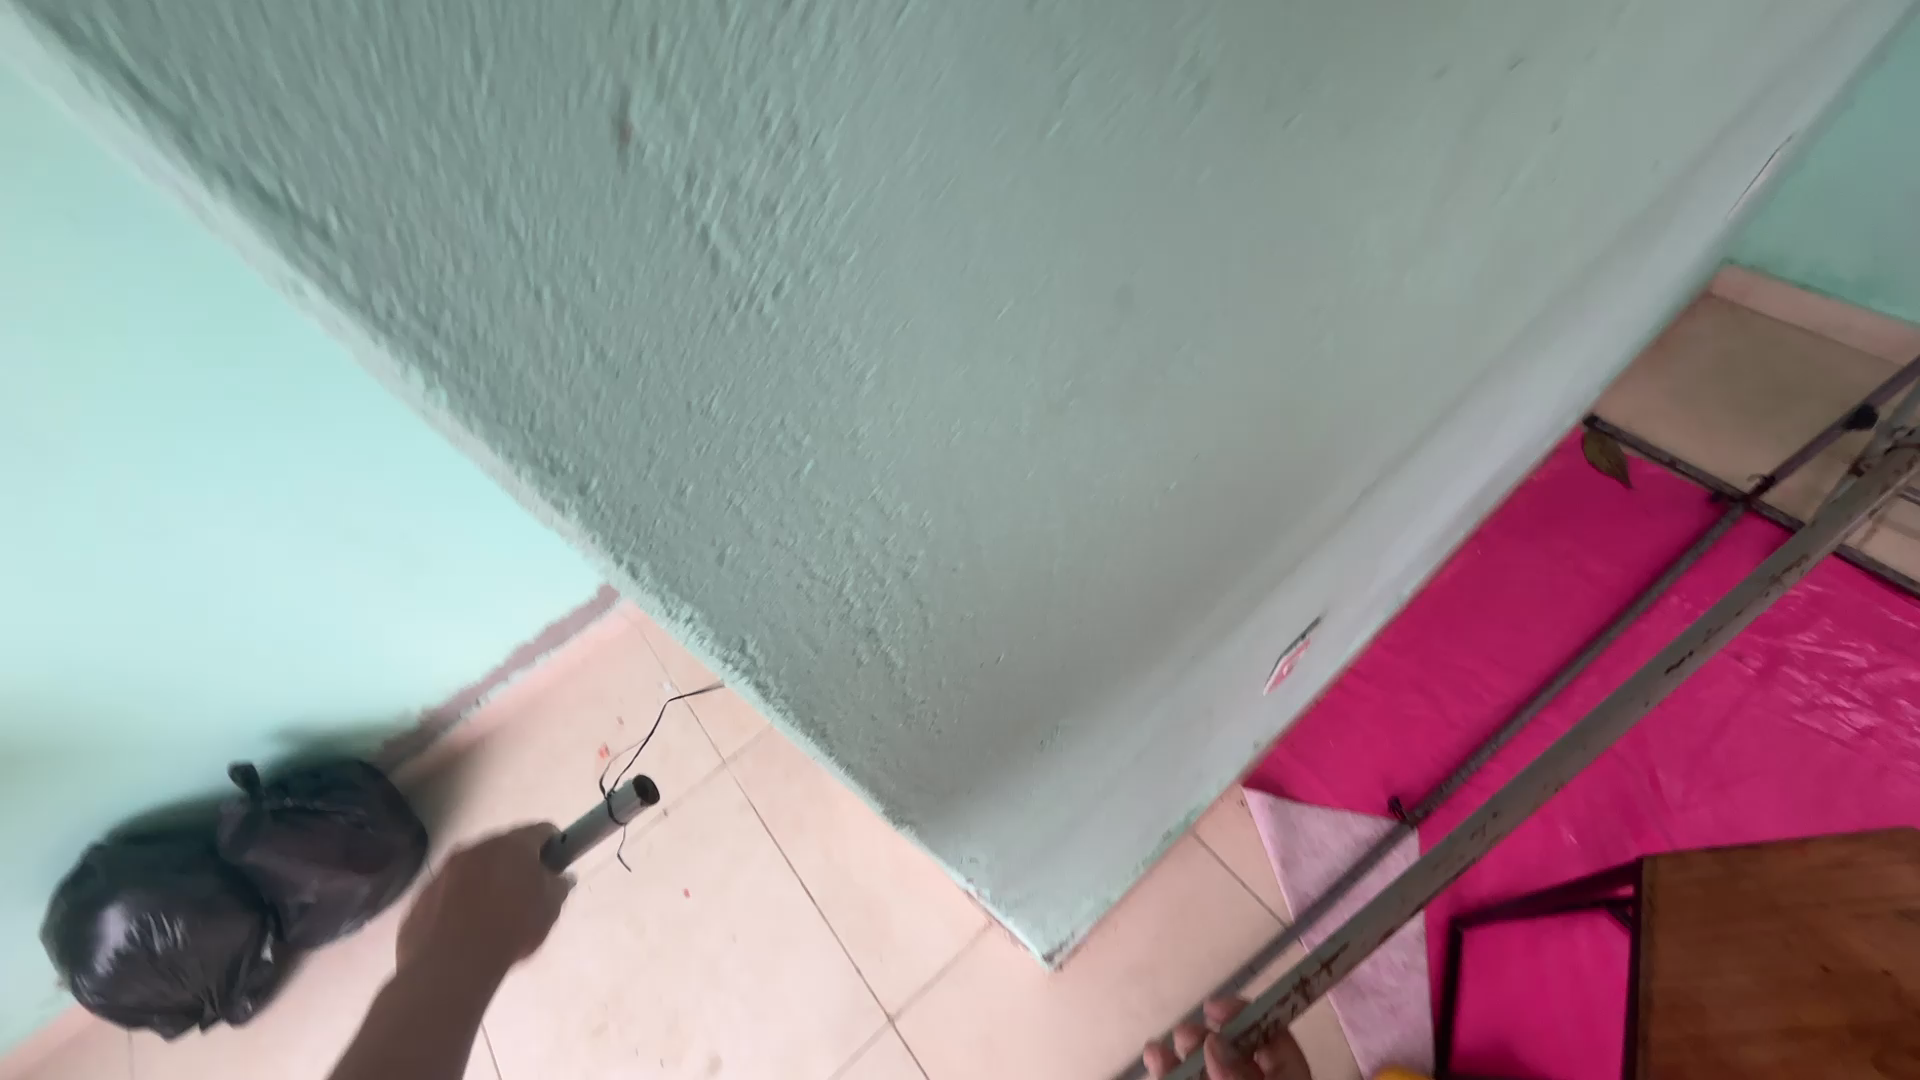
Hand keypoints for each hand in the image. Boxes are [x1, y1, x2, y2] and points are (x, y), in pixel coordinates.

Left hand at [397, 823, 571, 983]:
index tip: (555, 867)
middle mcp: (475, 848)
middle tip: (525, 894)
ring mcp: (442, 873)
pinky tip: (464, 930)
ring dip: (484, 882)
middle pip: (504, 847)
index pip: (543, 831)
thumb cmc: (510, 930)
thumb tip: (558, 878)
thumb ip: (559, 885)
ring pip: (472, 868)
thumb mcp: (551, 908)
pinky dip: (457, 903)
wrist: (449, 970)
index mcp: (512, 844)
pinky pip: (446, 893)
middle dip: (516, 864)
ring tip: (491, 916)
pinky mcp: (418, 899)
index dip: (553, 846)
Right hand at [1142, 997, 1310, 1079]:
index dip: (1246, 1017)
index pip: (1277, 1042)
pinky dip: (1169, 1071)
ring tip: (1156, 1051)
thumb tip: (1215, 1043)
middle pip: (1236, 1053)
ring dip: (1180, 1056)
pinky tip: (1154, 1061)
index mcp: (1287, 1078)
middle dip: (1205, 1037)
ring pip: (1208, 1068)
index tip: (1212, 1007)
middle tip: (1184, 1034)